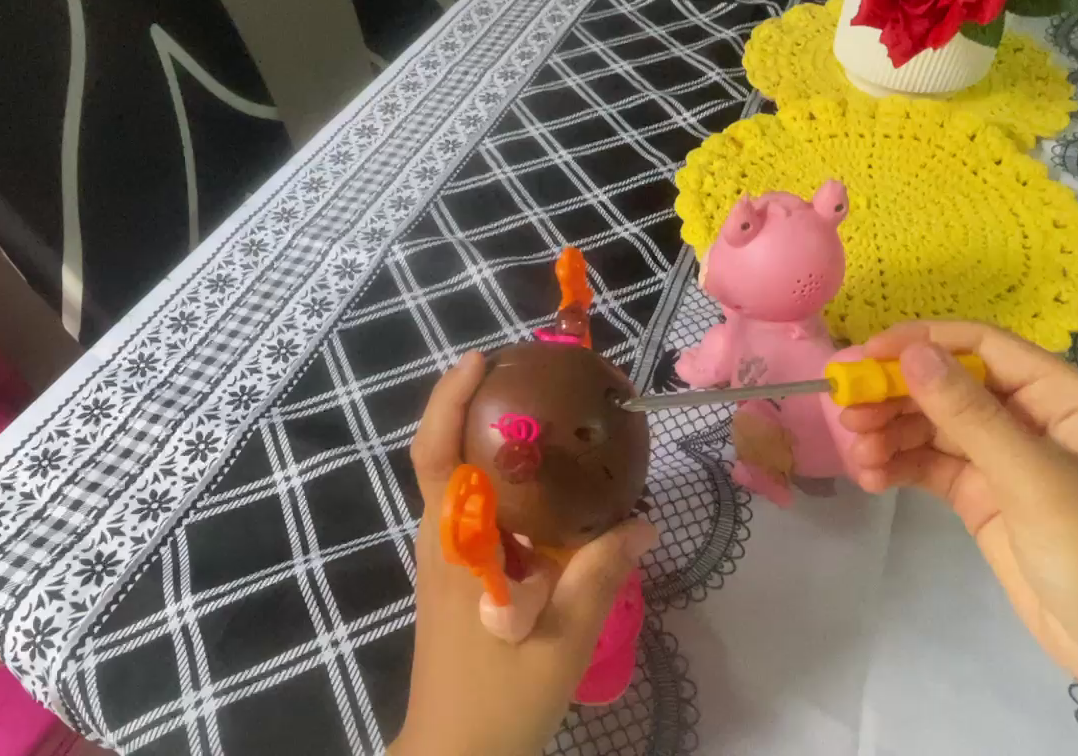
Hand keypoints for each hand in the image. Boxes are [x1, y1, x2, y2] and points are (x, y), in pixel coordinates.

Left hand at [391, 352, 657, 755]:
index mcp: (454, 540)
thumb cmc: (500, 695)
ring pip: (458, 477)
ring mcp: (445, 552)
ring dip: (486, 440)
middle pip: (444, 452)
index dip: (448, 401)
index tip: (479, 361)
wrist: (457, 754)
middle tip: (526, 377)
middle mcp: (442, 534)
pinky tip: (542, 487)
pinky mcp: (456, 570)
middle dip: (473, 406)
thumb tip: (643, 520)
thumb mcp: (563, 635)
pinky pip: (473, 507)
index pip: (435, 453)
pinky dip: (499, 480)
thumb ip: (600, 573)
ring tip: (539, 416)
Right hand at [839, 321, 1077, 754]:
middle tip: (846, 412)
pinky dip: (898, 466)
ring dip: (890, 433)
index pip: (983, 348)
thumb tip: (911, 352)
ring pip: (933, 426)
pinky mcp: (987, 499)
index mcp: (1067, 400)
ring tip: (858, 454)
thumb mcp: (1038, 481)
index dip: (920, 343)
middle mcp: (1035, 421)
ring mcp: (1010, 462)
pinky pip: (931, 466)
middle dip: (895, 395)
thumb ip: (970, 414)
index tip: (862, 357)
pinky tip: (870, 477)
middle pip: (949, 386)